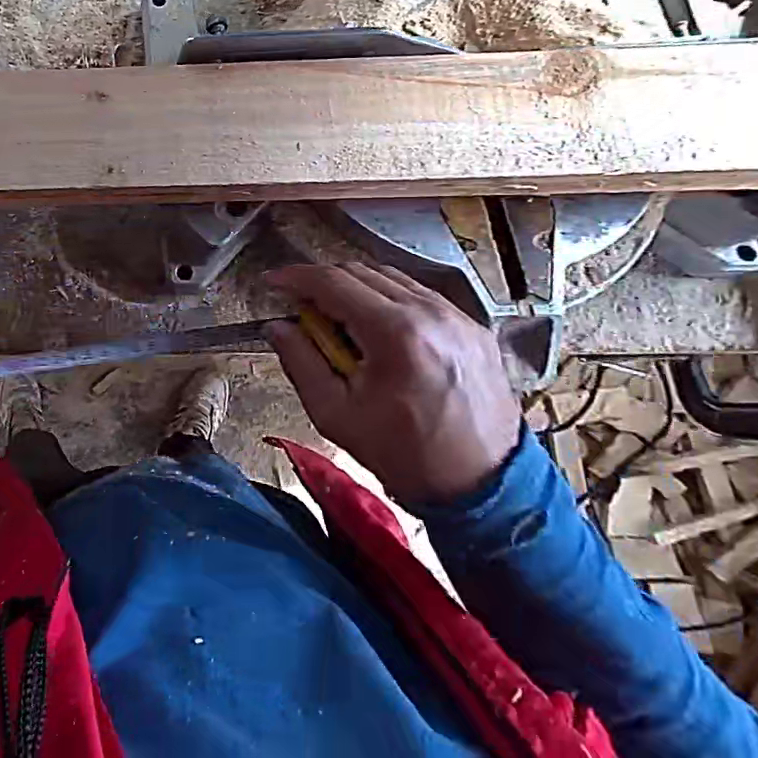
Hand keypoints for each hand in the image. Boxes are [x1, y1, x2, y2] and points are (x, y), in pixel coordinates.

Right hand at [266, 263, 520, 506]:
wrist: (482, 486)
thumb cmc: (407, 456)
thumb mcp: (336, 414)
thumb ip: (300, 362)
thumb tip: (278, 328)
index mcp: (395, 333)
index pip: (333, 282)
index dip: (295, 277)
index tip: (274, 282)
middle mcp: (430, 313)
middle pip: (361, 272)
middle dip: (323, 284)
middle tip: (303, 311)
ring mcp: (457, 317)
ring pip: (392, 278)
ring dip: (356, 290)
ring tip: (340, 324)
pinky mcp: (473, 327)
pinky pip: (420, 296)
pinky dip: (389, 301)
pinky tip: (377, 331)